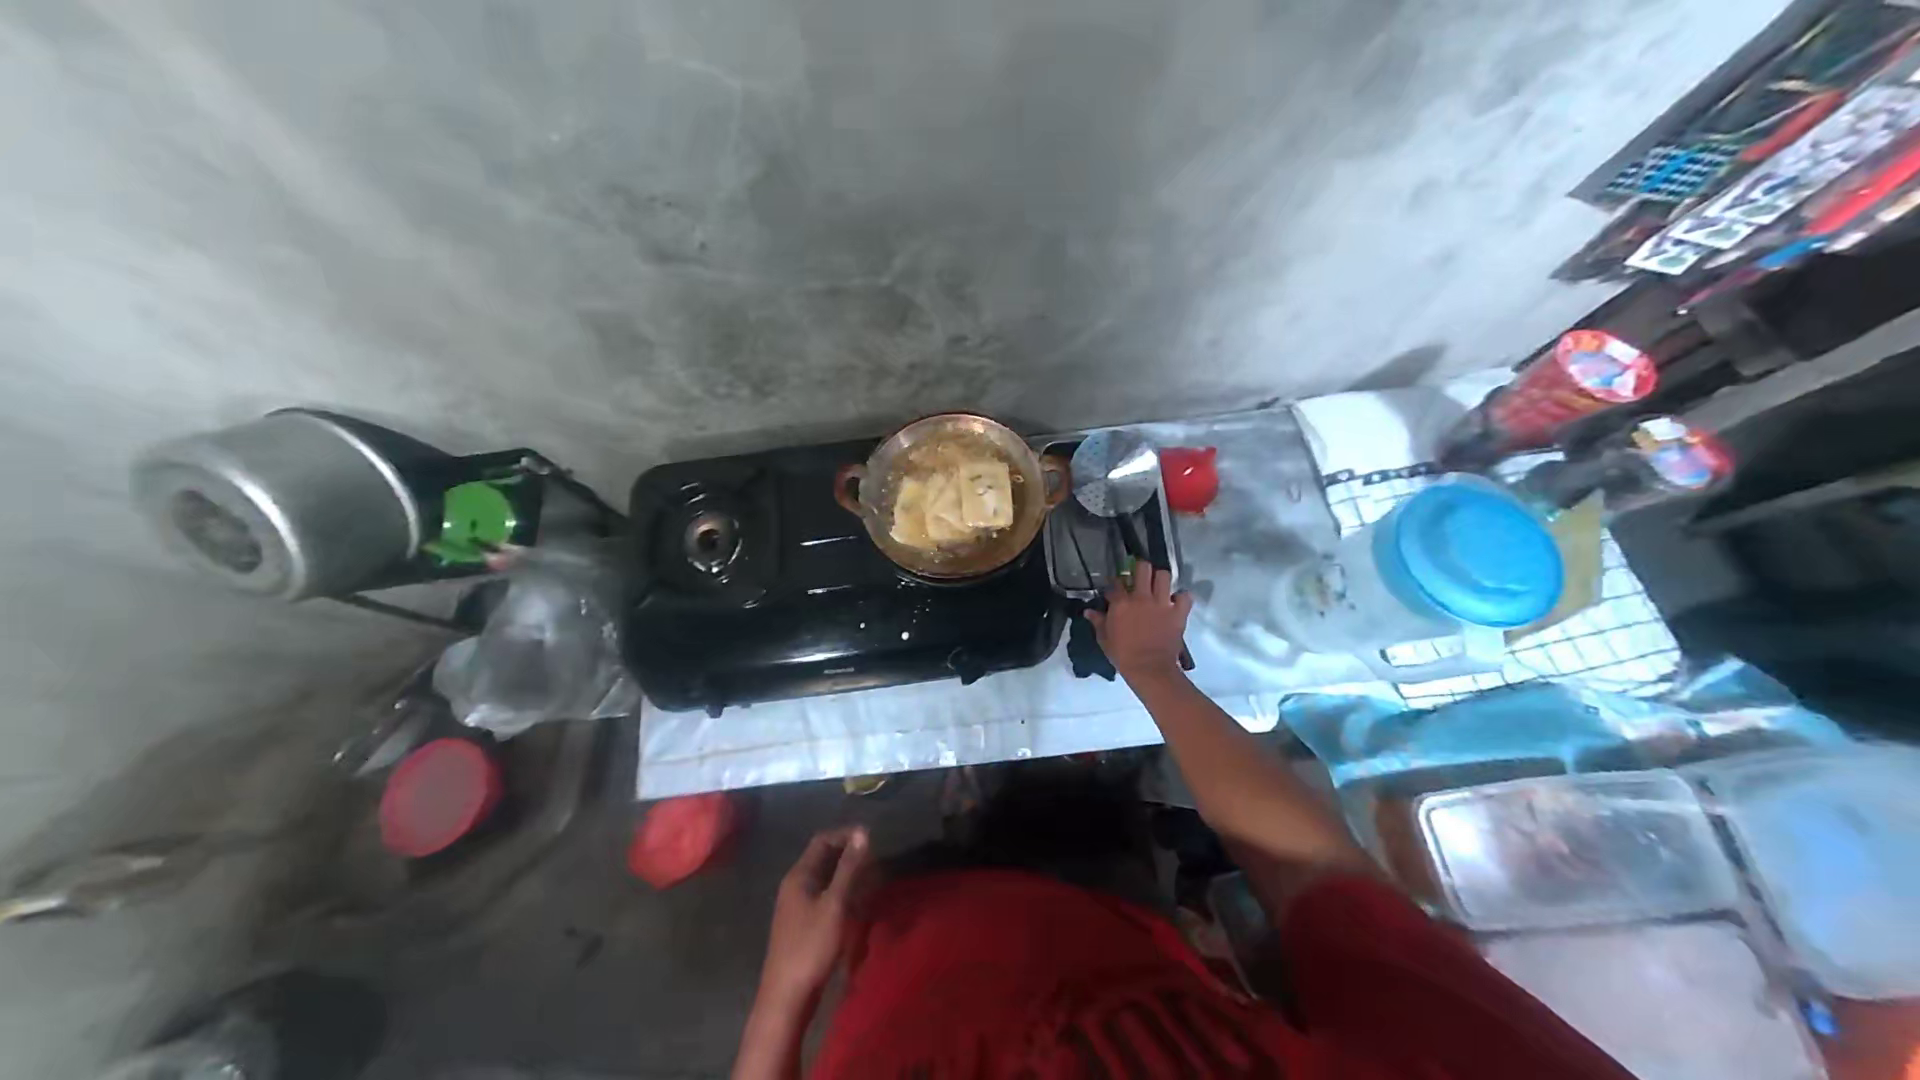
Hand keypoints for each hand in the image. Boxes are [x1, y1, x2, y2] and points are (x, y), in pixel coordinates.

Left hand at [759, 826, 871, 1003]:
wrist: (786, 997)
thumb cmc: (811, 946)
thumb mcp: (835, 904)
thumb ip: (849, 868)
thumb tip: (862, 833)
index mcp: (798, 875)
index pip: (822, 840)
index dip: (846, 835)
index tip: (871, 838)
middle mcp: (795, 886)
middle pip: (823, 859)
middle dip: (849, 856)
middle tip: (875, 860)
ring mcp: (797, 906)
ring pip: (825, 880)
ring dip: (847, 877)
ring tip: (871, 881)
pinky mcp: (802, 925)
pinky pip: (824, 898)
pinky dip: (842, 895)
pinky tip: (857, 906)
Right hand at [1086, 564, 1192, 680]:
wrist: (1149, 668)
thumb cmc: (1123, 655)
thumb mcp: (1104, 639)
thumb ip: (1097, 622)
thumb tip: (1088, 611)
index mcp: (1121, 603)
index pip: (1116, 583)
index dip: (1114, 584)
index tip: (1115, 589)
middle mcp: (1142, 597)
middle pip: (1143, 568)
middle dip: (1140, 569)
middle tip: (1140, 577)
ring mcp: (1162, 603)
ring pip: (1164, 576)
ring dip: (1160, 579)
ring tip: (1158, 586)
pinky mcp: (1178, 612)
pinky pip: (1185, 596)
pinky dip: (1182, 597)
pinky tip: (1176, 601)